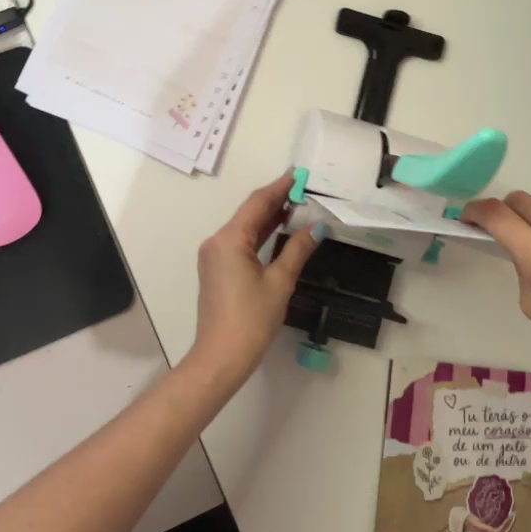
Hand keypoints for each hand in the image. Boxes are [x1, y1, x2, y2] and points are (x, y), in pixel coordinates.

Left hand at [189, 173, 323, 383]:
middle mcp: (217, 242)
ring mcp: (214, 256)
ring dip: (269, 218)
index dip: (280, 187)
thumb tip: (317, 227)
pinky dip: (260, 235)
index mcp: (229, 239)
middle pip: (249, 213)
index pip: (257, 203)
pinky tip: (280, 231)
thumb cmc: (252, 319)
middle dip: (276, 201)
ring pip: (244, 228)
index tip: (299, 175)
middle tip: (304, 189)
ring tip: (297, 205)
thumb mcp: (279, 282)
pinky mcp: (217, 270)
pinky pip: (240, 243)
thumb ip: (297, 250)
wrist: (221, 356)